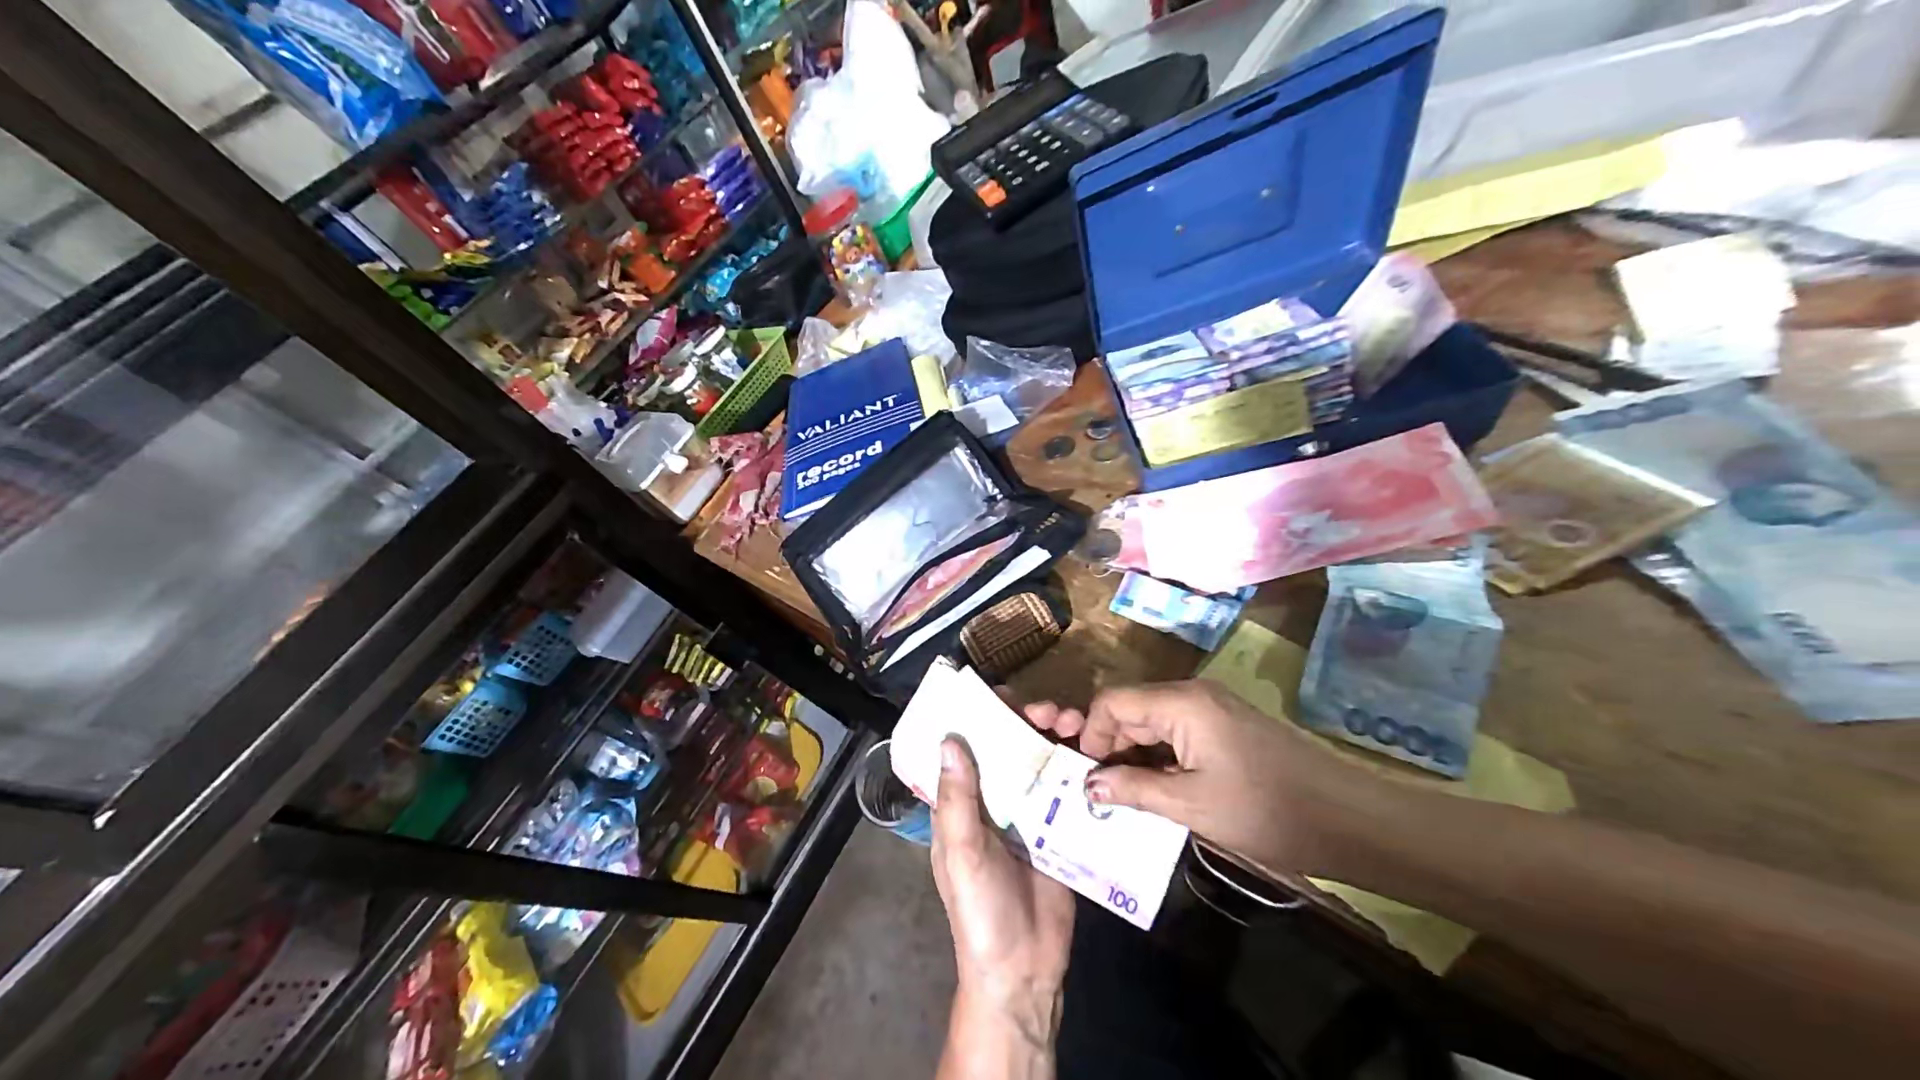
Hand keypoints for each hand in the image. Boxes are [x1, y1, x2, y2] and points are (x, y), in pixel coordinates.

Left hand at [930, 736, 1073, 1041]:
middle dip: (1027, 722)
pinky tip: (1096, 755)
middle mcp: (993, 802)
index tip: (1002, 693)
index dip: (980, 718)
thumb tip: (951, 739)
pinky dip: (1078, 769)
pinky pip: (1066, 791)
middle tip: (1051, 711)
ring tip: (1074, 725)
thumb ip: (957, 799)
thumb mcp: (962, 854)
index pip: (967, 748)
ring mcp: (1027, 815)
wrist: (1024, 970)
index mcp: (960, 804)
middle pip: (1008, 748)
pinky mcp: (1058, 831)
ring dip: (1055, 739)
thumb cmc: (980, 912)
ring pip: (1039, 763)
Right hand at [1024, 681, 1381, 877]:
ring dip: (1134, 756)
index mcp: (1181, 703)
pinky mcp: (1225, 728)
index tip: (1086, 777)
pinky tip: (1158, 791)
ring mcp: (1211, 710)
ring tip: (1124, 797)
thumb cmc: (1265, 809)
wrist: (1349, 818)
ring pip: (1152, 723)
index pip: (1112, 702)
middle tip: (1098, 792)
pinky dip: (1159, 758)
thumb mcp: (1190, 805)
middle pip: (1130, 709)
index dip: (1091, 735)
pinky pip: (1176, 733)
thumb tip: (1088, 783)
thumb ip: (1133, 789)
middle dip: (1109, 747)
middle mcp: (1192, 695)